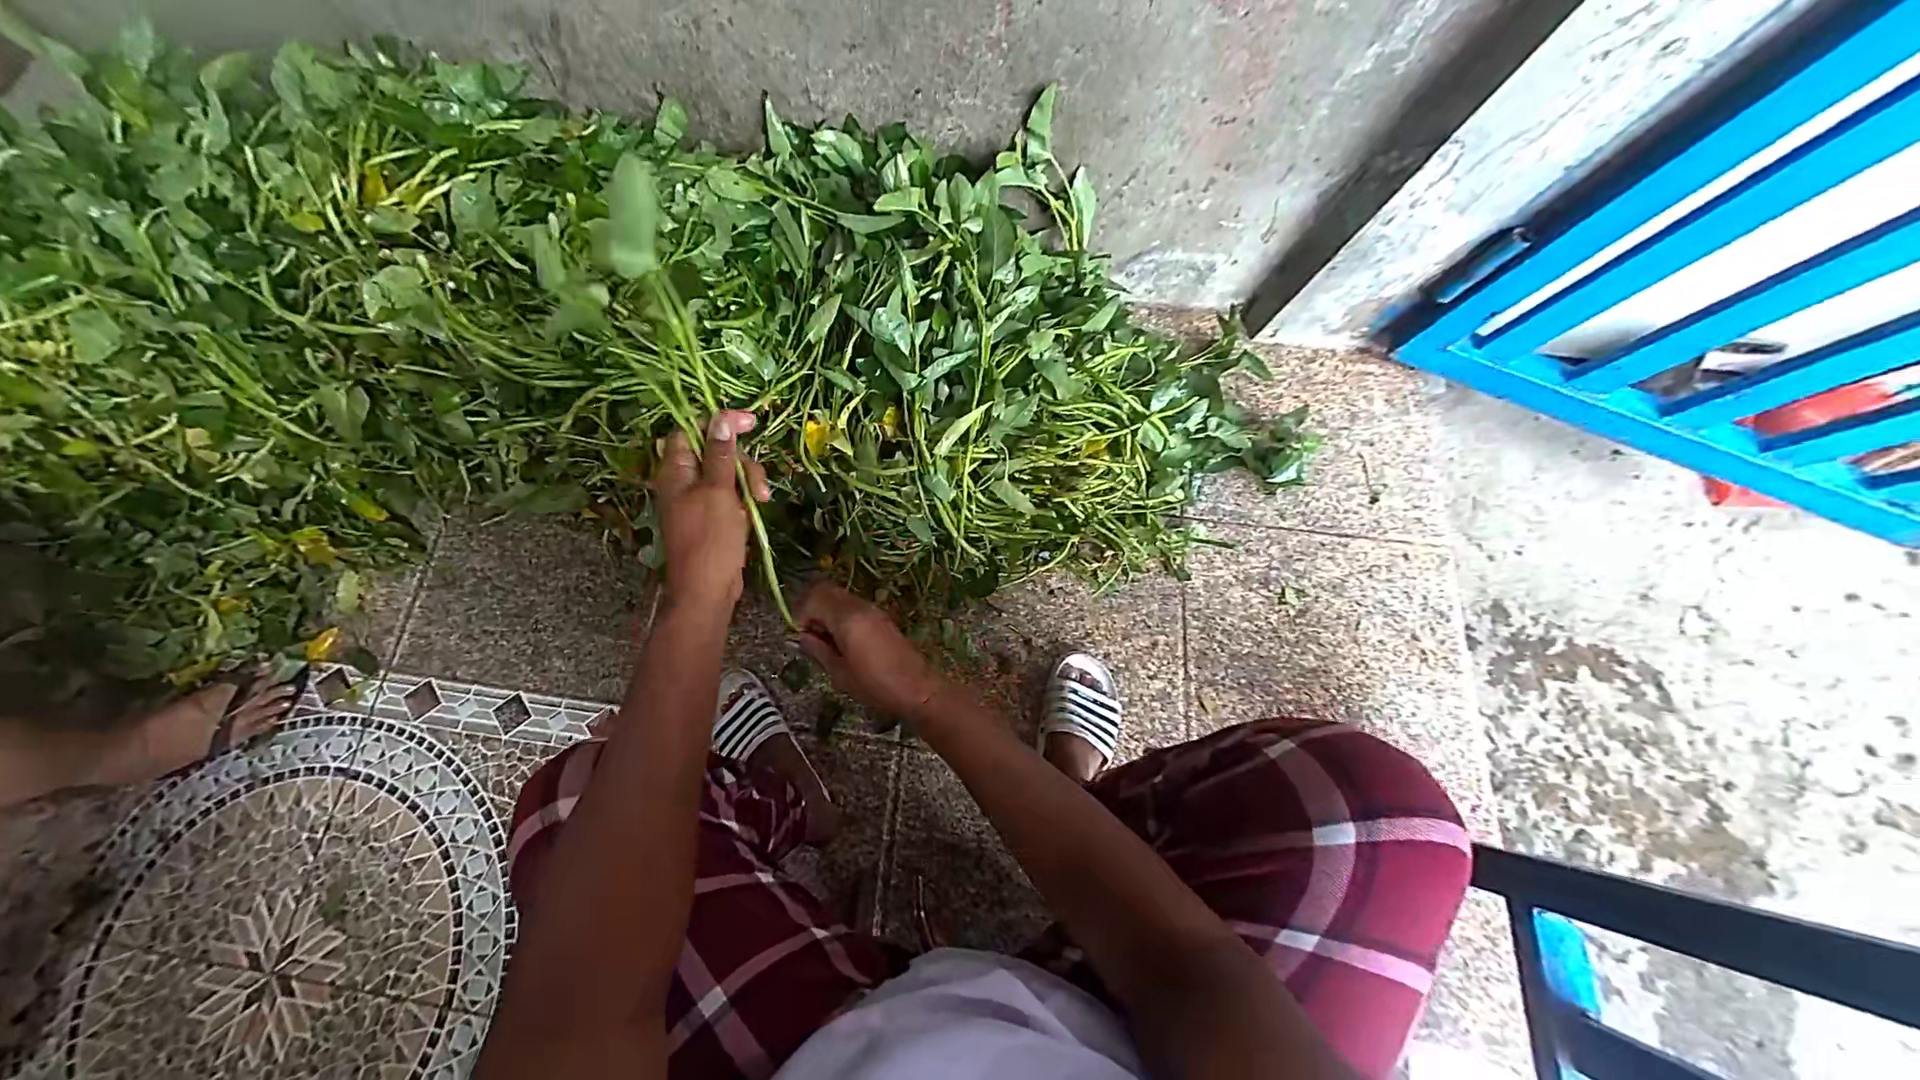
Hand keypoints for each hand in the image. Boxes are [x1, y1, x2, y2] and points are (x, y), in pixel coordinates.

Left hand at [652, 411, 769, 610]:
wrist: (707, 589)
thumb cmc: (710, 540)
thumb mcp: (719, 492)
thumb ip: (720, 455)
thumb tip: (720, 420)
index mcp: (675, 470)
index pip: (692, 429)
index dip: (720, 422)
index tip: (751, 423)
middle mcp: (683, 480)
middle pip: (715, 449)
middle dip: (741, 460)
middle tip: (757, 485)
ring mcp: (698, 498)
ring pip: (727, 471)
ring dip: (748, 480)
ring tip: (760, 502)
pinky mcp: (713, 514)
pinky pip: (730, 493)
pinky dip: (744, 496)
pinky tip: (754, 510)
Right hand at [794, 582, 946, 722]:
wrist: (918, 689)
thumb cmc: (876, 686)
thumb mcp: (840, 674)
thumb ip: (819, 650)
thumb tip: (803, 637)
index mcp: (848, 618)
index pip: (814, 597)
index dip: (801, 613)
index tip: (802, 636)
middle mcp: (861, 606)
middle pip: (827, 590)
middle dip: (812, 609)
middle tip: (811, 637)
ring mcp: (873, 609)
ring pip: (840, 597)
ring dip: (827, 612)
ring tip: (827, 642)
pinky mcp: (881, 617)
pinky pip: (853, 607)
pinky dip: (841, 616)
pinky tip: (844, 642)